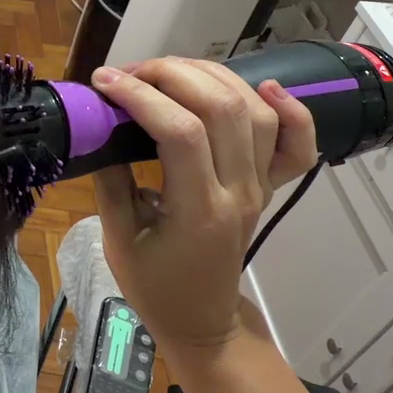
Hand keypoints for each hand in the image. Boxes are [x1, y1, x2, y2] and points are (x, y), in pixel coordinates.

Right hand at [89, 59, 316, 361]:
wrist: (202, 321)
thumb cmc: (154, 286)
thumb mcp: (118, 238)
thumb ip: (111, 181)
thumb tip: (96, 127)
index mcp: (199, 210)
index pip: (180, 132)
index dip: (140, 96)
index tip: (102, 81)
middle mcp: (240, 192)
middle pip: (222, 108)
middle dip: (170, 75)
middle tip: (128, 73)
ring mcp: (260, 187)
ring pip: (254, 111)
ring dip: (209, 76)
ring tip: (165, 71)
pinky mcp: (268, 186)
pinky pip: (296, 143)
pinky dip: (290, 109)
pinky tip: (266, 85)